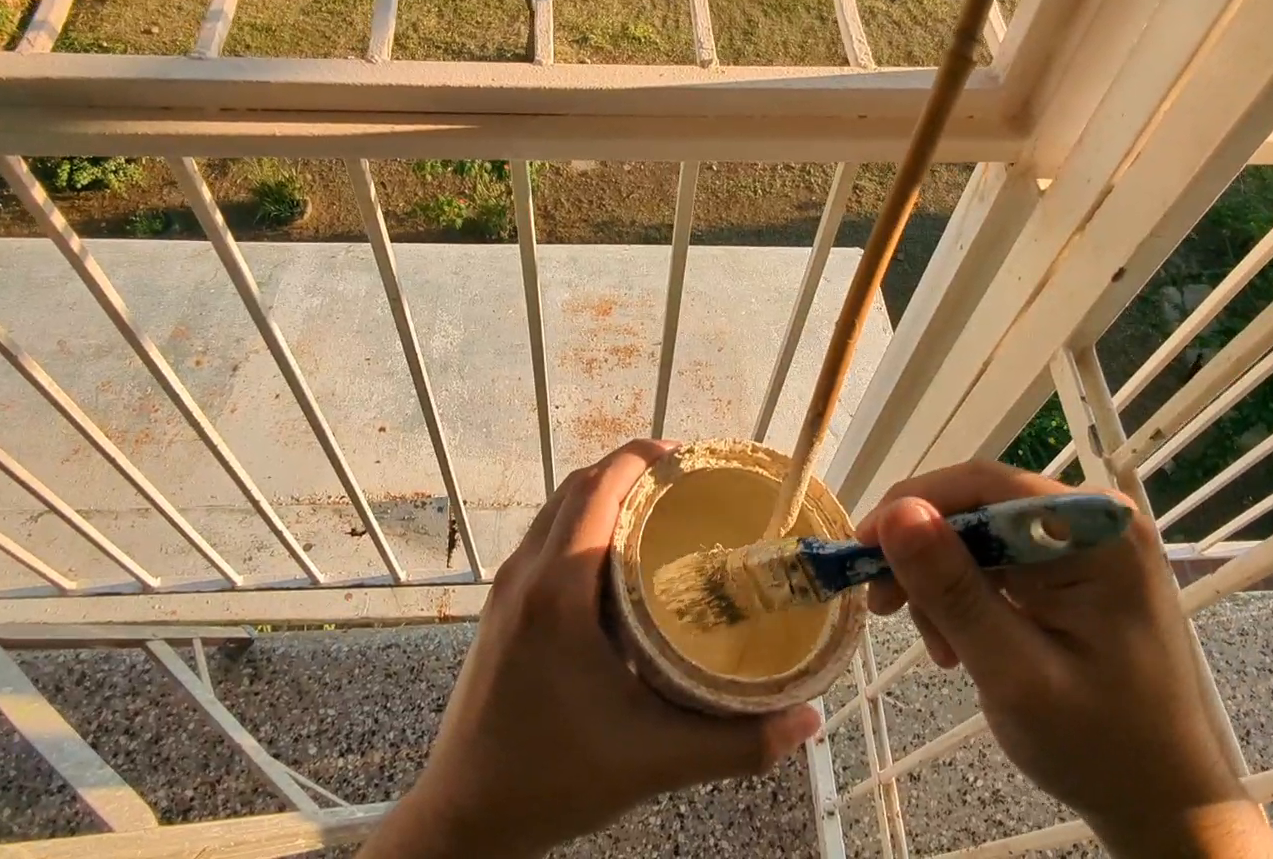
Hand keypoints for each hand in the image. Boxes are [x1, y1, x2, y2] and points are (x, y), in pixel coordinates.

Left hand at [363, 439, 821, 858]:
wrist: (465, 813)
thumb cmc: (555, 777)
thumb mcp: (653, 759)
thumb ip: (737, 742)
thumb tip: (808, 721)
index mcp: (558, 590)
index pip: (597, 489)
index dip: (640, 459)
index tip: (685, 458)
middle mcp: (526, 574)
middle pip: (575, 488)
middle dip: (627, 471)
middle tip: (683, 484)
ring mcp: (506, 589)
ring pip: (555, 510)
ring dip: (601, 494)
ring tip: (657, 512)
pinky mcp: (501, 608)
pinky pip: (545, 539)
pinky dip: (581, 523)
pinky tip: (616, 562)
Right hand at [859, 460, 1272, 857]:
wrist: (1166, 805)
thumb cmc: (1100, 747)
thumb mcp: (1013, 672)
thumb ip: (953, 590)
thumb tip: (895, 513)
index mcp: (1095, 533)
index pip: (983, 484)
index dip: (911, 505)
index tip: (860, 549)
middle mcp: (1092, 522)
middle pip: (976, 508)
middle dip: (922, 556)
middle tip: (881, 606)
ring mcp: (1084, 547)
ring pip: (977, 537)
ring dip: (939, 585)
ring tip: (935, 648)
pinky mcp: (1073, 573)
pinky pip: (996, 564)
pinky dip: (964, 599)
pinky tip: (957, 646)